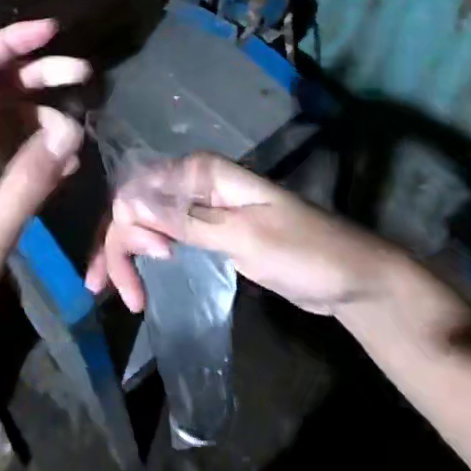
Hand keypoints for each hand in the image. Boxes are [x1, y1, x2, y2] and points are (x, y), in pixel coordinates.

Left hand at [0, 20, 88, 416]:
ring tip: (85, 123)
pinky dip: (42, 150)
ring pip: (8, 121)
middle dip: (37, 72)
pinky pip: (14, 157)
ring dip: (44, 112)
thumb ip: (29, 178)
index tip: (54, 30)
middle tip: (87, 78)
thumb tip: (72, 125)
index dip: (8, 42)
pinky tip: (69, 161)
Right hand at [86, 153, 398, 314]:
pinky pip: (160, 241)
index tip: (154, 259)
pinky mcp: (204, 235)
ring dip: (123, 257)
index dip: (131, 223)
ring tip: (122, 297)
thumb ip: (184, 220)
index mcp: (202, 173)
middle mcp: (192, 185)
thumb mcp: (244, 237)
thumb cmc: (305, 252)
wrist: (352, 280)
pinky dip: (142, 262)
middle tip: (118, 294)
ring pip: (142, 227)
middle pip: (135, 210)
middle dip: (118, 248)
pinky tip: (132, 283)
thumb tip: (126, 202)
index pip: (140, 189)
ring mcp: (197, 210)